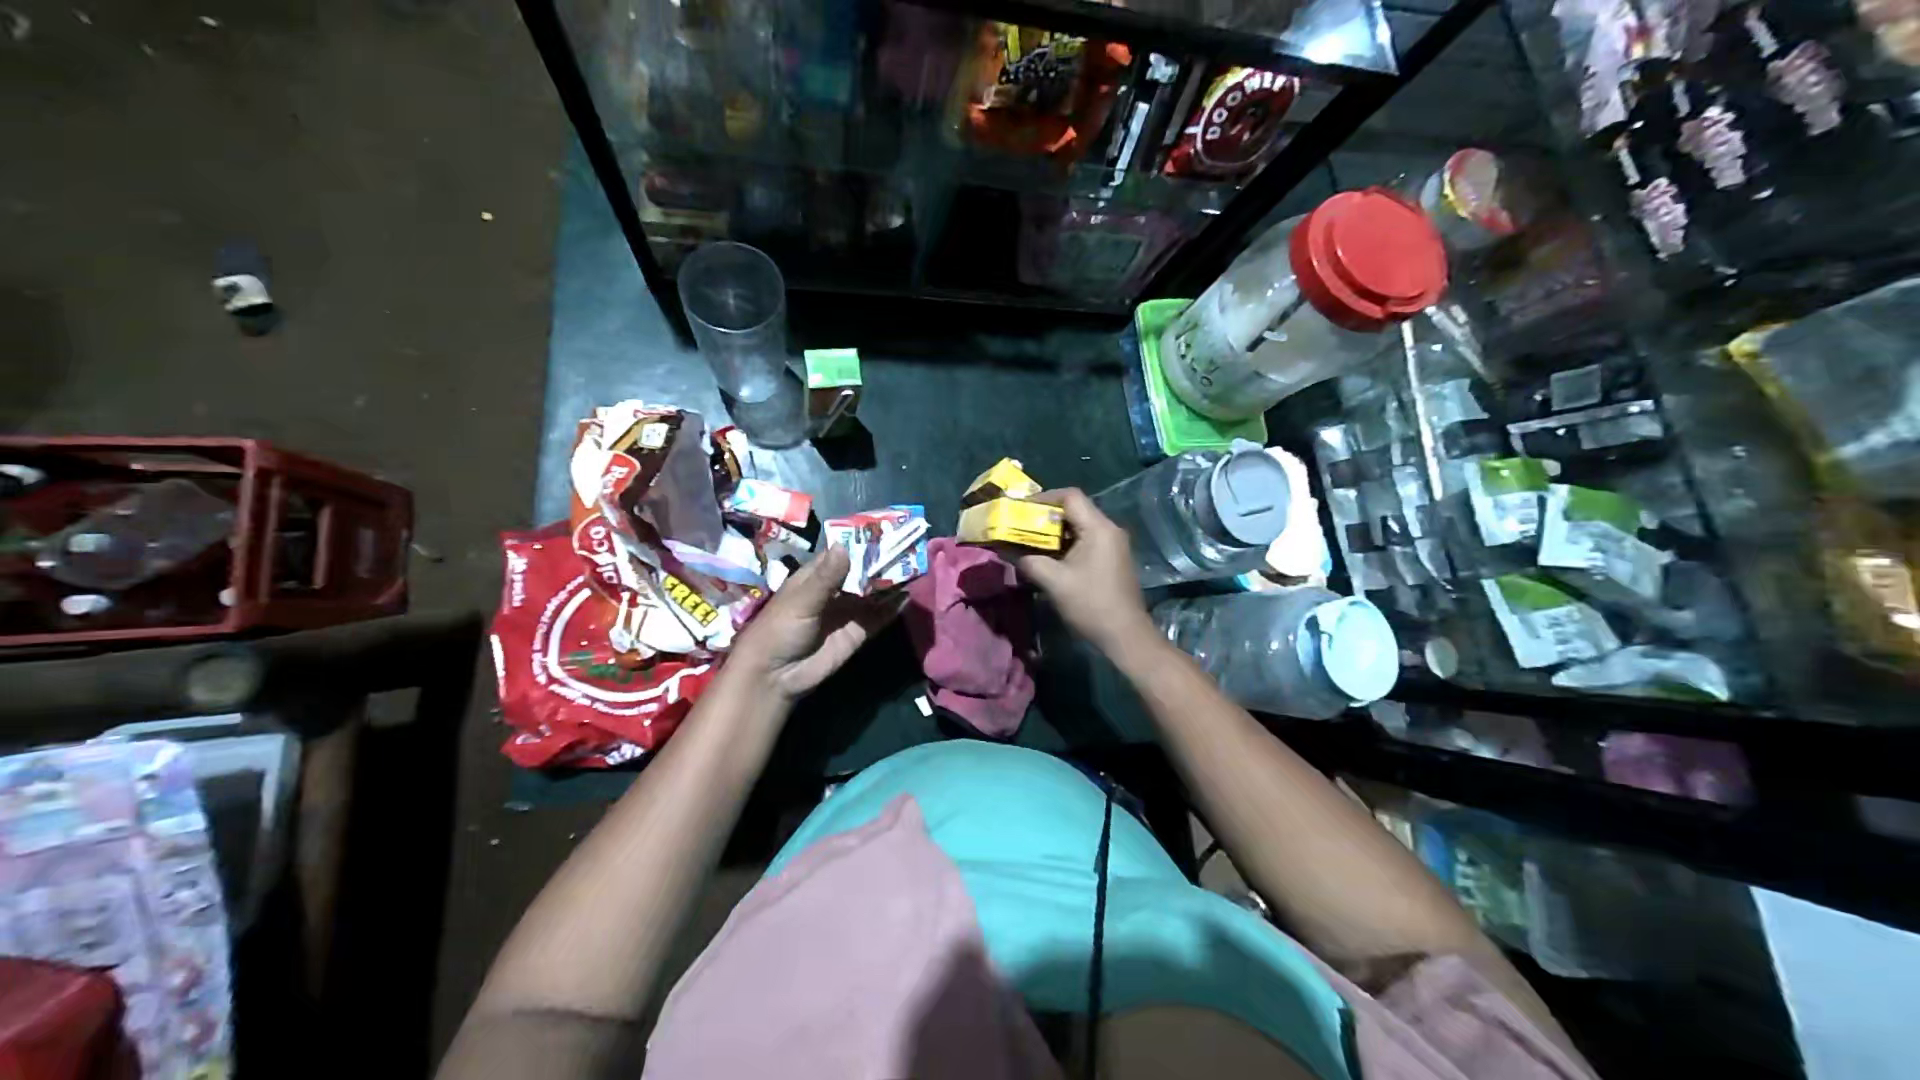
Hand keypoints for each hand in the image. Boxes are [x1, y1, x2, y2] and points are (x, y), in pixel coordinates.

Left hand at [730, 546, 905, 701]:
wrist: (775, 675)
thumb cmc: (779, 629)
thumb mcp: (802, 600)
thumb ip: (826, 577)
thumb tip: (844, 546)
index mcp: (817, 576)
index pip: (844, 553)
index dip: (863, 542)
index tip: (887, 530)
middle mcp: (836, 590)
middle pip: (863, 572)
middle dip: (883, 561)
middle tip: (909, 547)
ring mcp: (849, 611)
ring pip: (874, 593)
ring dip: (892, 582)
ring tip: (916, 567)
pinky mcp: (858, 633)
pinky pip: (880, 617)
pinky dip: (894, 608)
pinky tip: (910, 596)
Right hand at [1014, 488, 1155, 653]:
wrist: (1124, 635)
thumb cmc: (1090, 604)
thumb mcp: (1054, 582)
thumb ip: (1029, 561)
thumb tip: (1007, 550)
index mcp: (1099, 528)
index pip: (1070, 496)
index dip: (1043, 498)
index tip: (1021, 509)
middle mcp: (1109, 529)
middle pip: (1075, 509)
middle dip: (1046, 515)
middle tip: (1021, 525)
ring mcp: (1113, 544)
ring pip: (1080, 525)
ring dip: (1055, 531)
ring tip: (1031, 540)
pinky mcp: (1112, 558)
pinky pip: (1086, 540)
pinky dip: (1067, 543)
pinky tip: (1050, 557)